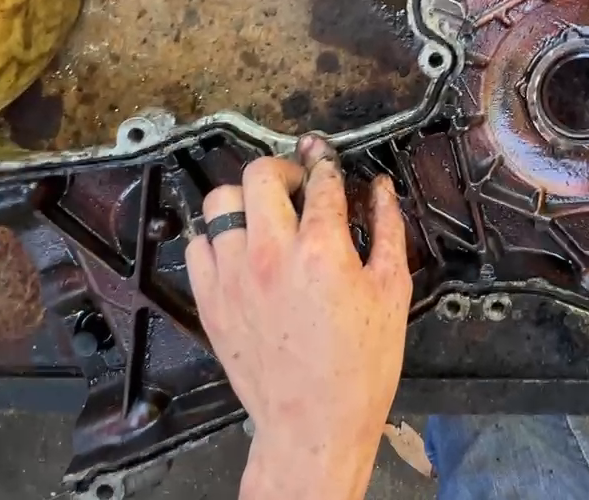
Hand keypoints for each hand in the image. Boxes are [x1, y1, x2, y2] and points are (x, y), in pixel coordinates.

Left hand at [187, 135, 412, 499]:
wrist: (314, 426)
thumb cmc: (361, 363)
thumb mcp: (392, 289)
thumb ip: (387, 228)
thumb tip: (381, 189)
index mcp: (321, 249)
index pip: (320, 180)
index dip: (328, 163)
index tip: (329, 162)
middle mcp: (270, 254)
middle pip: (260, 174)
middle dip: (284, 169)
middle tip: (299, 186)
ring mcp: (233, 277)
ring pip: (220, 202)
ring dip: (246, 198)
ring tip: (266, 214)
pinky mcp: (210, 301)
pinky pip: (197, 245)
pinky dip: (217, 236)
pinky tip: (241, 247)